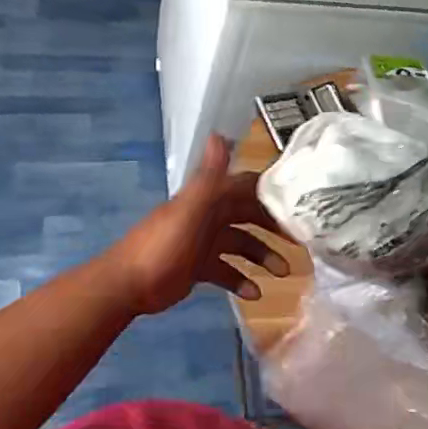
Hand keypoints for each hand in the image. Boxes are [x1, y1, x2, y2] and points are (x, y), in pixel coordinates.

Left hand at [104, 136, 290, 315]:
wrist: (126, 285)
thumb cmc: (161, 247)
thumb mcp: (188, 211)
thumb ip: (207, 178)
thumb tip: (219, 134)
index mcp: (206, 199)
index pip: (245, 187)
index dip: (270, 191)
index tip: (300, 200)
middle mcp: (206, 216)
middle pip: (246, 215)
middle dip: (273, 226)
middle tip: (302, 240)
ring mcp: (201, 242)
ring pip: (240, 244)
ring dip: (262, 256)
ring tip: (284, 274)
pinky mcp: (196, 267)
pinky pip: (225, 270)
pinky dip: (240, 279)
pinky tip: (255, 294)